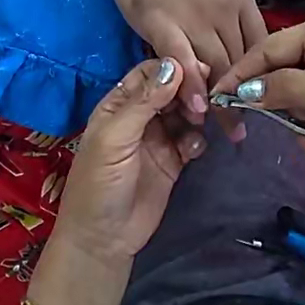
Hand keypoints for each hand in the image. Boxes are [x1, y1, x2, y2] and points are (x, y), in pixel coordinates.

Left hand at [49, 57, 206, 260]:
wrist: (104, 238)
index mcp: (118, 105)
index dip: (174, 71)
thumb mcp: (115, 139)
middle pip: (173, 89)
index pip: (150, 73)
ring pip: (185, 112)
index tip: (196, 76)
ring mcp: (158, 139)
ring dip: (197, 114)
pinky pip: (192, 139)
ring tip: (200, 123)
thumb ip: (143, 103)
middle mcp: (140, 117)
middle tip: (206, 100)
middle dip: (190, 91)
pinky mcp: (173, 161)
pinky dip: (197, 140)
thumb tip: (175, 66)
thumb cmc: (99, 184)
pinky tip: (193, 151)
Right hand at [99, 0, 268, 120]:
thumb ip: (224, 11)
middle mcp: (225, 8)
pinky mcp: (161, 20)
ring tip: (225, 133)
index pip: (261, 47)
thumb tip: (228, 44)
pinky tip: (197, 109)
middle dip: (245, 100)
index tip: (259, 104)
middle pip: (242, 63)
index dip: (261, 79)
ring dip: (222, 103)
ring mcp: (195, 14)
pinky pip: (183, 60)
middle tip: (243, 132)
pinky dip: (192, 87)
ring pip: (217, 67)